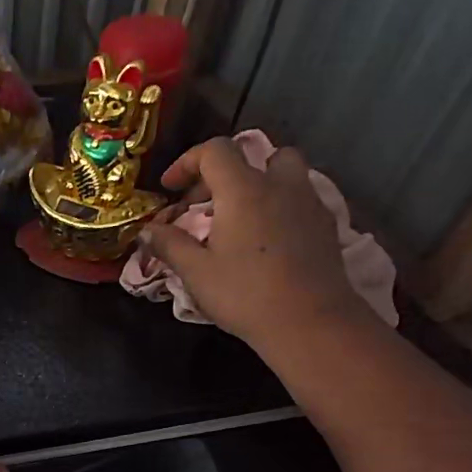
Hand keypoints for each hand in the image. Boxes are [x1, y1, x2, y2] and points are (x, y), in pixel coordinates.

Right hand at [139, 138, 372, 345]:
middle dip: (219, 175)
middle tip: (199, 208)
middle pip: (249, 156)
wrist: (308, 320)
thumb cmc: (244, 294)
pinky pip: (298, 194)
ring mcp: (307, 199)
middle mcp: (278, 183)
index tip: (169, 187)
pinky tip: (264, 235)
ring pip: (282, 168)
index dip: (186, 162)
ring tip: (237, 213)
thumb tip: (147, 231)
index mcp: (243, 190)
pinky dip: (276, 201)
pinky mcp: (324, 221)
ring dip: (256, 180)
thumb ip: (169, 245)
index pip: (214, 151)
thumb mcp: (196, 273)